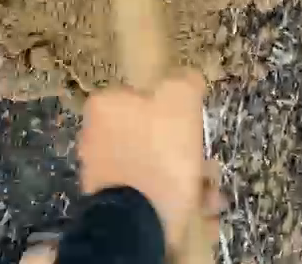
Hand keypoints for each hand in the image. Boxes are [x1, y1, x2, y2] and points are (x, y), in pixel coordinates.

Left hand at [77, 72, 210, 250]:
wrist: (138, 223)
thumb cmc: (159, 152)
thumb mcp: (181, 99)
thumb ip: (185, 80)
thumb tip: (188, 77)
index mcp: (104, 105)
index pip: (141, 95)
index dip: (172, 108)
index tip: (190, 123)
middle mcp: (94, 136)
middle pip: (149, 133)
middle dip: (181, 148)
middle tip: (204, 160)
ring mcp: (100, 174)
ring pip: (152, 165)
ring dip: (182, 175)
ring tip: (207, 190)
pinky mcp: (111, 205)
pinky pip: (148, 193)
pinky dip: (172, 198)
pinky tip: (197, 208)